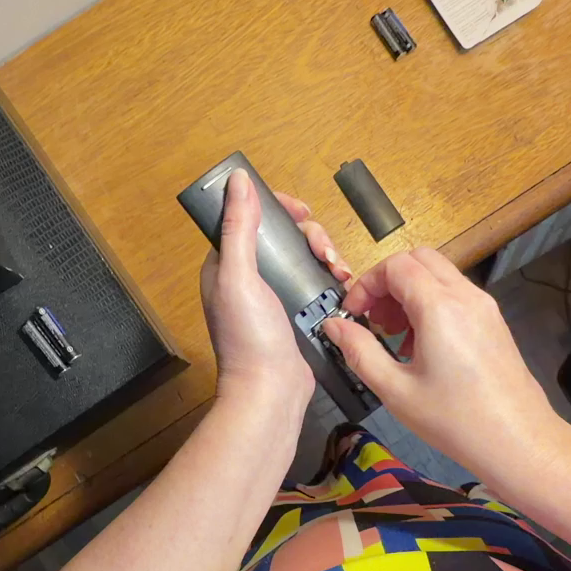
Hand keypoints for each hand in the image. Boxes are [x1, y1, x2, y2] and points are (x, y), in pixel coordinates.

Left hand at [199, 170, 344, 409]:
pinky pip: (315, 281)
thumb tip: (237, 179)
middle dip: (309, 235)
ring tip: (338, 268)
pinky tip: (344, 282)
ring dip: (324, 253)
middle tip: (325, 250)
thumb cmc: (249, 336)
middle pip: (283, 236)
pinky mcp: (297, 312)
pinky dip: (331, 277)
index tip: (302, 211)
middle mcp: (249, 276)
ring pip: (303, 257)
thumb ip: (238, 227)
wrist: (271, 390)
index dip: (277, 208)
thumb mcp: (239, 276)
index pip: (250, 219)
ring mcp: (274, 295)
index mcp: (227, 264)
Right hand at [321, 249, 559, 472]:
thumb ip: (359, 351)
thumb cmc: (454, 420)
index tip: (353, 314)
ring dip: (410, 293)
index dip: (366, 284)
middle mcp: (465, 296)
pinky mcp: (494, 322)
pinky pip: (456, 295)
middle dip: (388, 282)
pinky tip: (423, 347)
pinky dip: (432, 304)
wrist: (517, 441)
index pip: (396, 266)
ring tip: (396, 337)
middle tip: (374, 320)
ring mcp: (484, 307)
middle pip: (419, 260)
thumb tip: (333, 326)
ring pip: (439, 275)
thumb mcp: (395, 390)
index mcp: (439, 307)